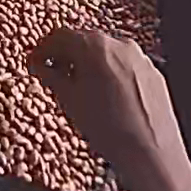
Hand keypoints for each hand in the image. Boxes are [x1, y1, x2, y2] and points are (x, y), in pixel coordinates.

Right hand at [30, 29, 190, 190]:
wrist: (151, 154)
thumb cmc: (111, 130)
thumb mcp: (69, 101)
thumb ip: (51, 76)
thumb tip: (42, 67)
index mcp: (95, 46)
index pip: (60, 35)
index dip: (44, 49)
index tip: (37, 61)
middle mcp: (120, 45)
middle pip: (84, 40)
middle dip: (66, 56)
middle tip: (53, 74)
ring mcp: (139, 58)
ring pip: (105, 53)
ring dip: (89, 65)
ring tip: (79, 89)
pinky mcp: (153, 73)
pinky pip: (124, 65)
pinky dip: (110, 74)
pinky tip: (104, 96)